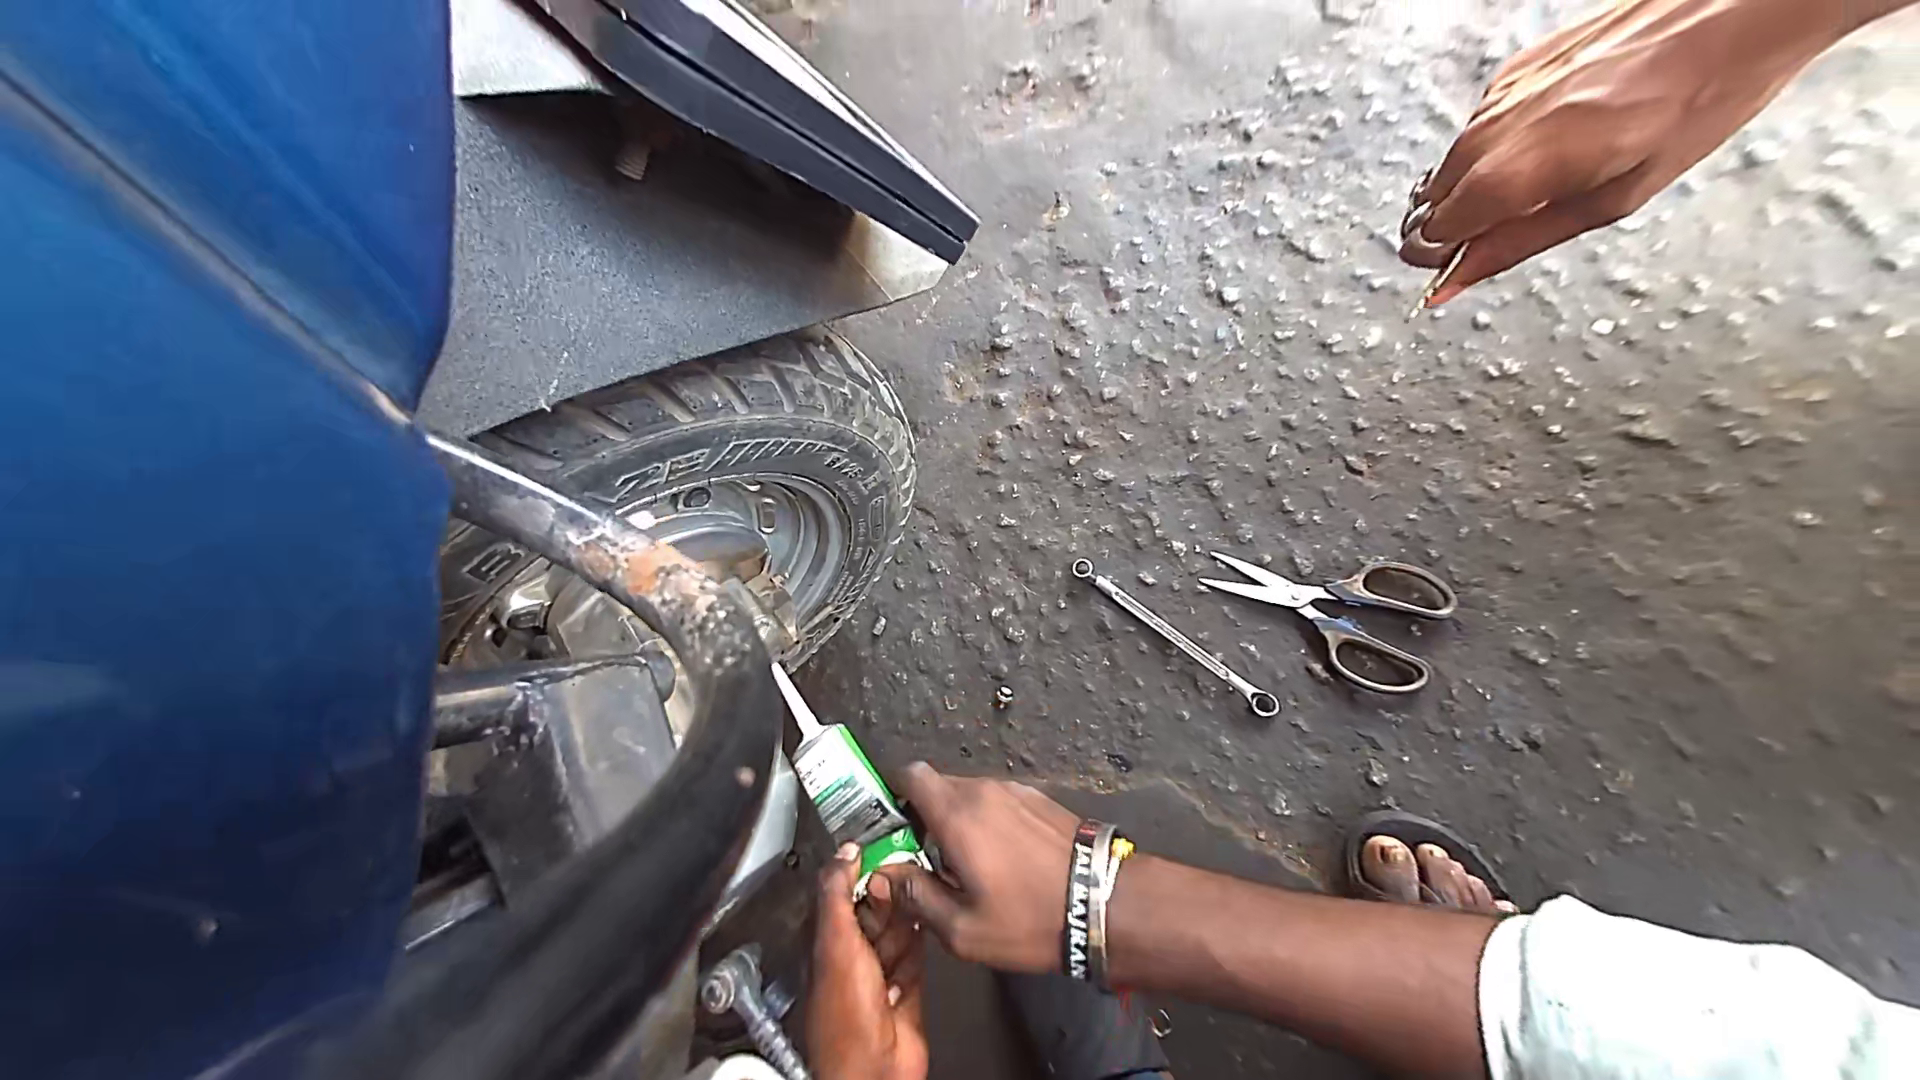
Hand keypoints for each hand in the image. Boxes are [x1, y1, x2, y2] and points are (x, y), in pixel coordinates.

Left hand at [807, 843, 926, 1079]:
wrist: (875, 1071)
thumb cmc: (846, 1011)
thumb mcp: (836, 942)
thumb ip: (838, 892)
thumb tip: (846, 849)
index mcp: (827, 936)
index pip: (846, 888)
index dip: (863, 871)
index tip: (883, 852)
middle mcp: (853, 948)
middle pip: (878, 904)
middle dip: (889, 902)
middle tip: (894, 906)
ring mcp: (881, 965)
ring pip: (900, 924)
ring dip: (903, 931)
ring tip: (897, 953)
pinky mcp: (907, 979)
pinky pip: (918, 948)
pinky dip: (917, 950)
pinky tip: (911, 962)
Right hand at [876, 762, 1080, 972]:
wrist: (1103, 902)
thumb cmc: (1028, 919)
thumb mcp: (962, 928)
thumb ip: (915, 895)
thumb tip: (883, 875)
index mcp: (957, 814)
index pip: (911, 774)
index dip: (895, 793)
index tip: (895, 824)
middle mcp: (982, 789)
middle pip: (938, 785)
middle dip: (925, 815)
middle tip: (931, 858)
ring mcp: (1013, 789)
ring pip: (968, 792)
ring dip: (958, 818)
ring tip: (971, 863)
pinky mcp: (1036, 796)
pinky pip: (996, 798)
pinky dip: (987, 818)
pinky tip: (1005, 856)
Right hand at [1401, 0, 1849, 304]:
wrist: (1745, 4)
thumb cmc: (1699, 99)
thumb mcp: (1609, 201)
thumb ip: (1512, 246)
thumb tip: (1449, 283)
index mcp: (1508, 176)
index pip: (1427, 240)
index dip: (1442, 258)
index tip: (1462, 263)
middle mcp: (1485, 138)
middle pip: (1426, 210)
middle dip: (1452, 227)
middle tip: (1504, 226)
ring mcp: (1491, 103)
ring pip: (1443, 176)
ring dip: (1470, 189)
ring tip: (1534, 180)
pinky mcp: (1505, 78)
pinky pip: (1472, 136)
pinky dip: (1491, 152)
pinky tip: (1544, 140)